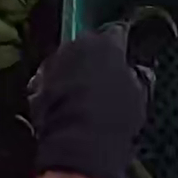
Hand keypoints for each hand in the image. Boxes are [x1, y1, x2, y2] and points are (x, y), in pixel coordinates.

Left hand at [27, 27, 149, 177]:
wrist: (77, 145)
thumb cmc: (115, 119)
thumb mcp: (138, 97)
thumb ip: (138, 77)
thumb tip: (140, 71)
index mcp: (107, 43)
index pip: (117, 32)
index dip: (121, 43)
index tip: (124, 52)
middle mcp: (79, 43)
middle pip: (89, 44)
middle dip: (95, 56)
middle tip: (104, 77)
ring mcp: (55, 60)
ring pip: (68, 58)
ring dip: (74, 69)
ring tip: (83, 94)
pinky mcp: (37, 79)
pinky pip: (52, 76)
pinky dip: (58, 85)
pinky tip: (66, 104)